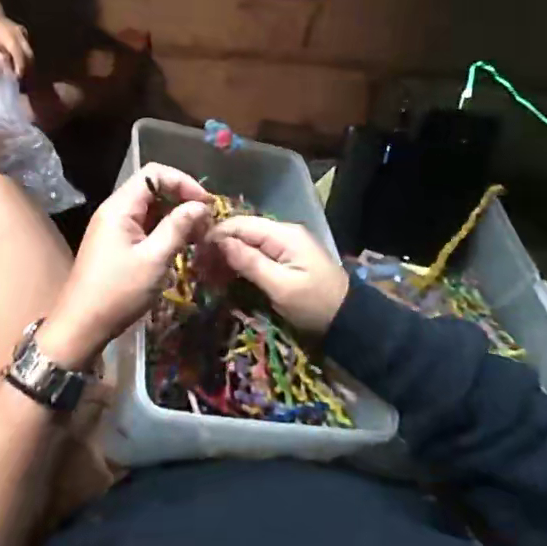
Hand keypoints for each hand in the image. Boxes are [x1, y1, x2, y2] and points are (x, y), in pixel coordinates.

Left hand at [0, 0, 32, 77]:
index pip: (21, 58)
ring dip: (27, 63)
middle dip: (27, 69)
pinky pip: (28, 46)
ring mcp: (24, 33)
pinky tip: (19, 61)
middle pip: (29, 56)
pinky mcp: (24, 32)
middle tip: (21, 79)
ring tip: (20, 72)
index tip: (17, 80)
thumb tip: (6, 69)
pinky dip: (25, 55)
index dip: (20, 70)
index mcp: (11, 39)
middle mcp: (21, 36)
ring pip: (30, 51)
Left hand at [38, 164, 212, 364]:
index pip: (154, 173)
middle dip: (182, 199)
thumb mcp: (154, 259)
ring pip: (151, 209)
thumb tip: (200, 205)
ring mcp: (114, 227)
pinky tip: (182, 246)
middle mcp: (115, 210)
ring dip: (176, 217)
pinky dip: (165, 231)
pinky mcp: (117, 244)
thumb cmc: (118, 292)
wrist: (82, 325)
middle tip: (207, 222)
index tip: (205, 204)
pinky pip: (145, 226)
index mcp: (120, 207)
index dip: (183, 182)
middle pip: (153, 189)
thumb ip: (178, 227)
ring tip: (199, 235)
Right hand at [206, 216, 349, 338]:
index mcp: (283, 234)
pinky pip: (259, 251)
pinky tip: (230, 272)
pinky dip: (243, 260)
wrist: (351, 321)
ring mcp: (287, 244)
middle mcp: (284, 232)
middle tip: (200, 263)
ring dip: (230, 253)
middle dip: (221, 244)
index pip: (240, 224)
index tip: (195, 252)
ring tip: (210, 269)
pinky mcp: (288, 257)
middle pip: (244, 230)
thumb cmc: (315, 305)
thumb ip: (250, 262)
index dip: (216, 234)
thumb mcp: (281, 287)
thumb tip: (220, 242)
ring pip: (249, 241)